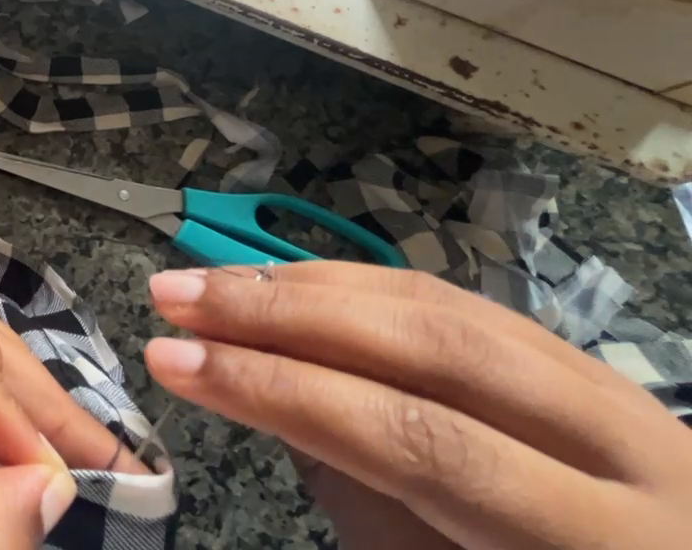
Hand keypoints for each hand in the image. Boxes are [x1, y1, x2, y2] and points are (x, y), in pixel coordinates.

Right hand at [141, 263, 691, 549]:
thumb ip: (361, 495)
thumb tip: (266, 390)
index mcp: (610, 541)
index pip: (418, 440)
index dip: (278, 390)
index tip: (168, 361)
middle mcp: (635, 450)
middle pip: (428, 346)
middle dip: (278, 315)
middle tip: (170, 299)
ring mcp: (611, 388)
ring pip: (435, 302)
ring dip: (296, 285)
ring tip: (202, 283)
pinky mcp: (571, 354)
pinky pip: (445, 297)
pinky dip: (345, 283)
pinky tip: (278, 281)